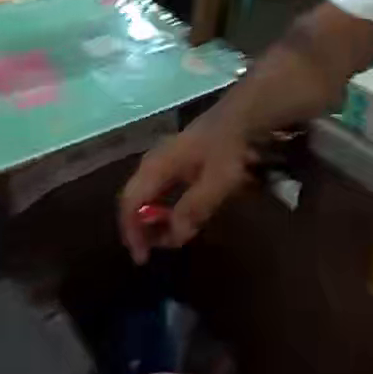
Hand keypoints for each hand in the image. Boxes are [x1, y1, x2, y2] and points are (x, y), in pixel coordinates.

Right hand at [117, 118, 258, 263]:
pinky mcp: (178, 161)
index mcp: (156, 165)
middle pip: (135, 198)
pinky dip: (163, 208)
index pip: (130, 201)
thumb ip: (193, 209)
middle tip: (150, 253)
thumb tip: (172, 237)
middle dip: (139, 228)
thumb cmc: (227, 148)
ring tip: (164, 241)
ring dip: (151, 219)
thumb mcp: (216, 181)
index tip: (141, 257)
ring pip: (147, 194)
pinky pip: (161, 189)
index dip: (131, 230)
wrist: (242, 117)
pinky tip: (177, 219)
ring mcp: (165, 160)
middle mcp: (153, 162)